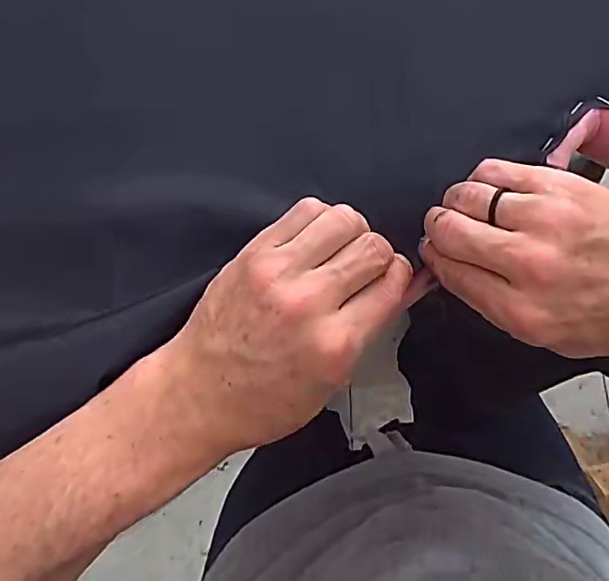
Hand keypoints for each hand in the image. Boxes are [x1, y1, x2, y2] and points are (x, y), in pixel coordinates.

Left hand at [160, 198, 415, 454]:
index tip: (390, 277)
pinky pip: (307, 209)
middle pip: (374, 246)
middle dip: (378, 254)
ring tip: (339, 250)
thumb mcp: (335, 377)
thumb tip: (412, 284)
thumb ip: (377, 323)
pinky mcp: (255, 254)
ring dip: (352, 231)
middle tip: (363, 268)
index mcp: (334, 343)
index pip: (394, 280)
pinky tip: (313, 240)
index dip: (399, 274)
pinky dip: (320, 219)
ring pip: (345, 218)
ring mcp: (278, 274)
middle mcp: (308, 304)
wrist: (195, 396)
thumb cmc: (262, 398)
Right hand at [420, 159, 608, 358]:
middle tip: (445, 223)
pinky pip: (497, 169)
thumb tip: (453, 269)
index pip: (450, 271)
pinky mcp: (559, 185)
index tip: (435, 248)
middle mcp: (528, 264)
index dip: (435, 256)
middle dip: (439, 225)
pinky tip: (492, 187)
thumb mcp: (549, 337)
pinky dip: (484, 177)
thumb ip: (495, 305)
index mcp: (522, 311)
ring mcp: (545, 219)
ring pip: (469, 195)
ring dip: (460, 199)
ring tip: (468, 203)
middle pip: (451, 230)